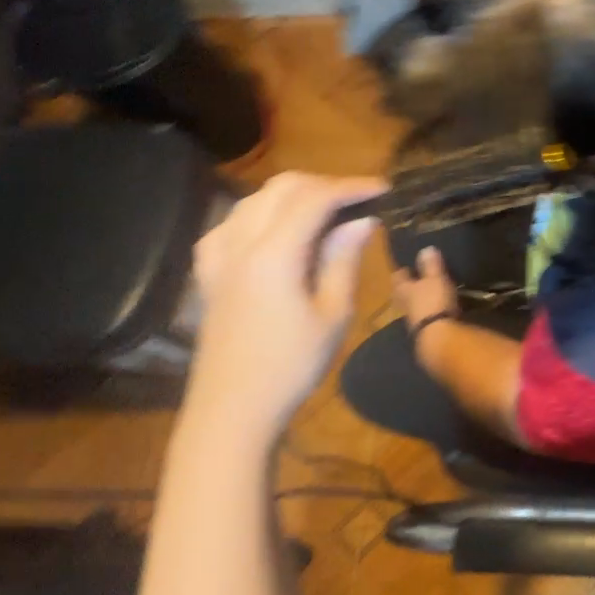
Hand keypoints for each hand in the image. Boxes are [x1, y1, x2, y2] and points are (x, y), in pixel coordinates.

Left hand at [183, 172, 386, 445]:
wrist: (233, 408)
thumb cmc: (293, 364)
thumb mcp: (334, 313)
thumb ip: (343, 260)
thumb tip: (362, 220)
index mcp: (273, 255)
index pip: (314, 199)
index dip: (352, 187)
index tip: (385, 190)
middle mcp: (239, 245)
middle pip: (280, 189)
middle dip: (324, 185)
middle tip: (360, 200)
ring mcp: (218, 258)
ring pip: (254, 201)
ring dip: (293, 196)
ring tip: (329, 213)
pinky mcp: (209, 273)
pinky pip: (231, 225)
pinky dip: (261, 215)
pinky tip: (279, 232)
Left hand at [392, 247, 459, 331]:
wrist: (437, 334)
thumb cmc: (433, 301)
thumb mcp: (434, 279)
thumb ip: (430, 265)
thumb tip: (426, 248)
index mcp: (402, 288)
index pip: (398, 275)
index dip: (403, 269)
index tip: (407, 264)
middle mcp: (403, 302)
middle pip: (403, 291)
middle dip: (409, 285)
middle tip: (417, 278)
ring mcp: (413, 317)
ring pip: (413, 303)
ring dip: (419, 298)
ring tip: (430, 292)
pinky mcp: (425, 328)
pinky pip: (425, 314)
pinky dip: (429, 309)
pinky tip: (438, 307)